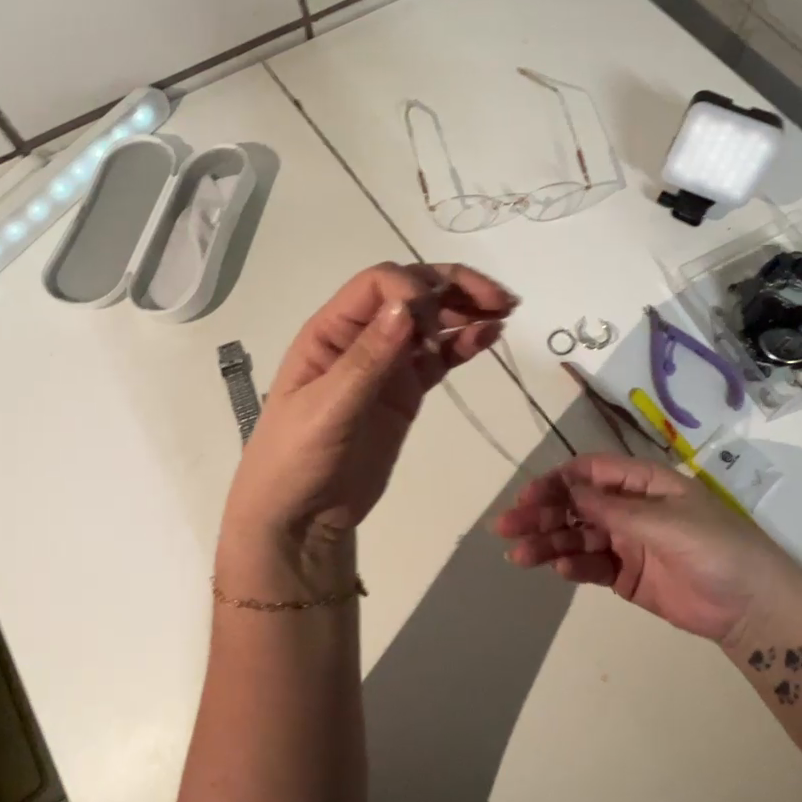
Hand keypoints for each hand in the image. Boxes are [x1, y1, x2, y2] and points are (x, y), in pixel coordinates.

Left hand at [223, 262, 514, 557]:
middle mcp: (361, 337)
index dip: (413, 288)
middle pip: (412, 293)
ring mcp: (387, 364)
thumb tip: (407, 306)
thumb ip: (367, 359)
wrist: (301, 517)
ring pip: (431, 321)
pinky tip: (489, 337)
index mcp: (331, 330)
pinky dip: (464, 343)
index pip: (379, 284)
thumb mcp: (326, 410)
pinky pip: (439, 357)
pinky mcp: (406, 391)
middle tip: (499, 300)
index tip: (435, 321)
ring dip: (466, 310)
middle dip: (454, 287)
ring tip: (505, 313)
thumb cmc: (296, 460)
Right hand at [493, 454, 801, 644]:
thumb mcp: (667, 522)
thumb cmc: (718, 549)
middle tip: (506, 528)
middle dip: (541, 513)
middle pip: (576, 505)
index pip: (591, 473)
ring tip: (519, 556)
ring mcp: (628, 544)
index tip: (528, 496)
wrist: (753, 607)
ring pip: (577, 537)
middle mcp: (631, 509)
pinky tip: (558, 569)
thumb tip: (570, 490)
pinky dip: (573, 567)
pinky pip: (592, 566)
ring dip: (548, 543)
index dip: (557, 481)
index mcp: (644, 484)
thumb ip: (617, 510)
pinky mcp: (627, 577)